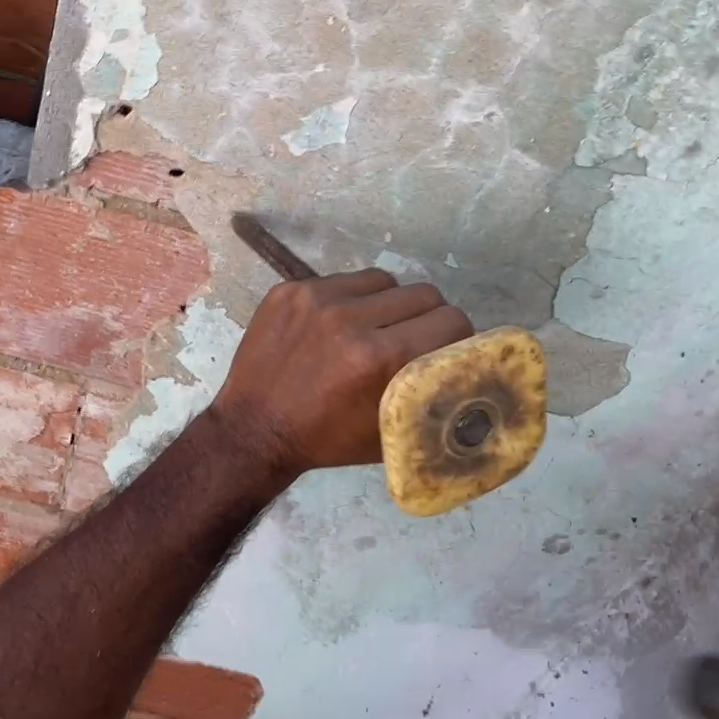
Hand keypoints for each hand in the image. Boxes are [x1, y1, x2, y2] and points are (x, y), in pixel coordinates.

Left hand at [209, 269, 473, 478]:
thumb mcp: (390, 430)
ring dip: (387, 302)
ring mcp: (315, 298)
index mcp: (379, 357)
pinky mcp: (289, 289)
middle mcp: (349, 319)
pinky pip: (341, 280)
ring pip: (382, 280)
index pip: (450, 320)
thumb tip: (465, 367)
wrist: (254, 427)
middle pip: (422, 294)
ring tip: (376, 326)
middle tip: (415, 338)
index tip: (449, 347)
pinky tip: (337, 323)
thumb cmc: (327, 439)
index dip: (457, 334)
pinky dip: (349, 299)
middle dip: (427, 317)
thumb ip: (429, 393)